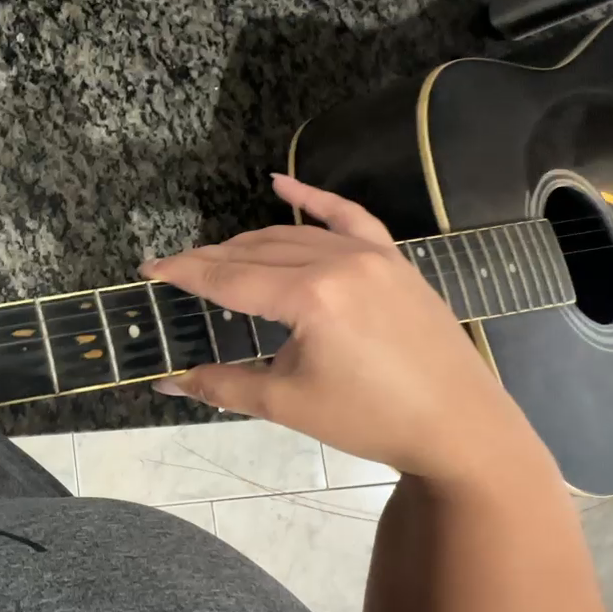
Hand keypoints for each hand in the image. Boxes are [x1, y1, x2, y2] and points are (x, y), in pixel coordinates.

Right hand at [141, 174, 545, 483]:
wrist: (465, 431)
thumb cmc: (371, 420)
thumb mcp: (287, 403)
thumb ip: (221, 384)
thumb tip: (165, 381)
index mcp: (310, 298)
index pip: (228, 277)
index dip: (183, 273)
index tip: (147, 269)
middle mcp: (338, 263)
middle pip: (253, 252)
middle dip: (207, 260)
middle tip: (172, 271)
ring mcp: (371, 256)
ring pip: (289, 235)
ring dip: (244, 243)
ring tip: (212, 258)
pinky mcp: (394, 261)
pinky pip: (348, 216)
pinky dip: (312, 197)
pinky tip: (280, 180)